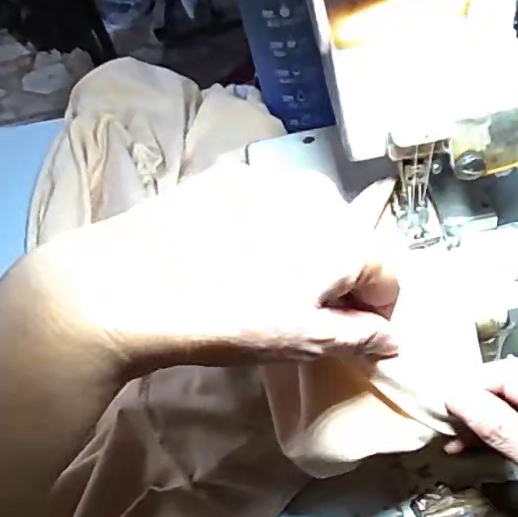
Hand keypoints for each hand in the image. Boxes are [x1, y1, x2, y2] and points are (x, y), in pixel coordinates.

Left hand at [22, 162, 400, 372]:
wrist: (123, 285)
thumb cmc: (228, 320)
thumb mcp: (301, 341)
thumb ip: (359, 337)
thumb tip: (394, 339)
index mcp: (347, 239)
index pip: (389, 278)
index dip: (376, 313)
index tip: (349, 334)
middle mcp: (320, 197)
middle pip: (353, 245)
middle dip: (342, 280)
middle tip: (304, 312)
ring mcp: (272, 179)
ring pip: (313, 222)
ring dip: (307, 252)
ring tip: (266, 282)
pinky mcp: (228, 175)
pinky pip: (271, 206)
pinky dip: (269, 230)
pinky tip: (233, 255)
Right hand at [445, 361, 517, 516]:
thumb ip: (502, 430)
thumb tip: (455, 396)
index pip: (513, 378)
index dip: (472, 388)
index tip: (433, 405)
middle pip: (512, 388)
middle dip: (474, 406)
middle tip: (437, 425)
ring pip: (514, 406)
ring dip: (482, 422)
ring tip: (449, 439)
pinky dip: (499, 435)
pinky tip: (470, 445)